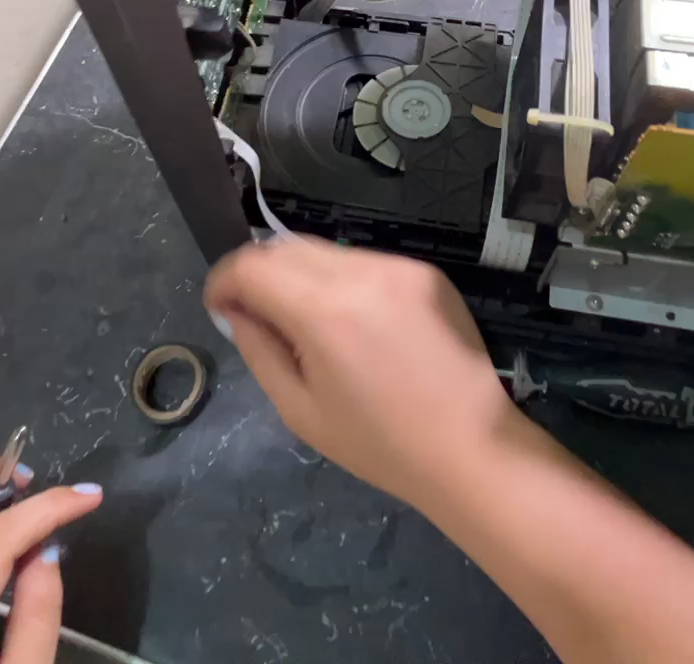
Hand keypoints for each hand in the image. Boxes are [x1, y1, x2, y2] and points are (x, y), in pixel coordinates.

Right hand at [203, 236, 520, 504]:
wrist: (473, 447)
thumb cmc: (380, 443)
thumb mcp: (300, 409)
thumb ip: (259, 348)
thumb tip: (235, 309)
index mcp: (326, 311)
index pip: (252, 264)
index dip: (224, 280)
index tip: (220, 306)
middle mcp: (362, 272)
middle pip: (285, 246)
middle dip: (259, 273)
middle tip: (256, 314)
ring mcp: (399, 266)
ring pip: (324, 250)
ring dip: (299, 275)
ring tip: (308, 323)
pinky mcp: (424, 270)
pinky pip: (362, 261)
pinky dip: (341, 281)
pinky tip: (354, 322)